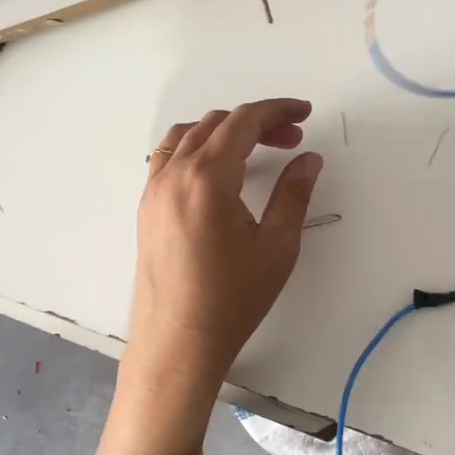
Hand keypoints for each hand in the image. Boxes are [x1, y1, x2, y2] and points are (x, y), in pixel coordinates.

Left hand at [130, 98, 323, 386]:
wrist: (178, 344)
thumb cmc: (231, 299)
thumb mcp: (277, 247)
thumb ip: (294, 194)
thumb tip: (308, 160)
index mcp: (207, 178)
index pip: (243, 122)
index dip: (277, 111)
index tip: (303, 113)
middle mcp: (174, 174)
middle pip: (216, 124)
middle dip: (256, 122)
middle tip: (291, 139)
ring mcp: (154, 190)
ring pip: (188, 135)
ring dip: (223, 131)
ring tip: (255, 149)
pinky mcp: (146, 208)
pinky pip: (168, 157)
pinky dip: (196, 147)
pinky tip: (217, 171)